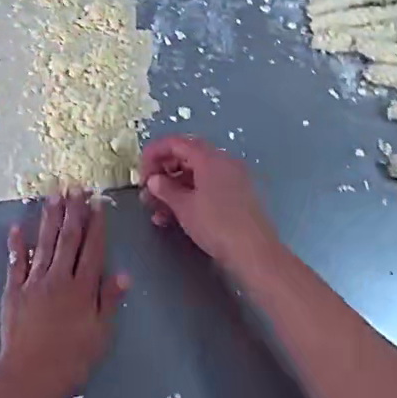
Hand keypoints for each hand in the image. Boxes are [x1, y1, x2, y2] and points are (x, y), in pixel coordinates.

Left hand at [0, 191, 127, 397]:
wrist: (30, 373)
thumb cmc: (71, 359)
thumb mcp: (99, 334)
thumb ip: (108, 301)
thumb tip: (125, 274)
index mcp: (82, 288)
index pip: (92, 249)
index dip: (96, 225)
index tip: (97, 203)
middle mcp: (59, 277)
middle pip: (68, 239)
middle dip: (73, 212)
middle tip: (75, 187)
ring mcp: (34, 281)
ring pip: (45, 243)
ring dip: (50, 218)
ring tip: (54, 195)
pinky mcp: (14, 289)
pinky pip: (17, 261)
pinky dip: (17, 244)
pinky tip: (17, 227)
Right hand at [139, 135, 279, 268]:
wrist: (255, 254)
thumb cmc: (216, 225)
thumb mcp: (184, 207)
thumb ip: (165, 189)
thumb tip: (154, 180)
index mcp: (209, 158)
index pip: (175, 143)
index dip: (153, 154)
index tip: (140, 172)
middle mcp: (223, 162)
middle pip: (186, 157)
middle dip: (162, 173)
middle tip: (146, 191)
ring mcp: (232, 179)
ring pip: (195, 175)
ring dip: (173, 188)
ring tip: (156, 209)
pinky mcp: (237, 196)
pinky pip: (207, 188)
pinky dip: (189, 197)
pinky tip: (174, 217)